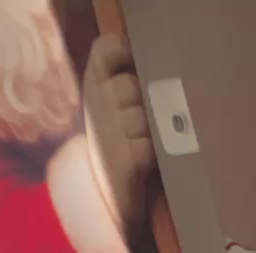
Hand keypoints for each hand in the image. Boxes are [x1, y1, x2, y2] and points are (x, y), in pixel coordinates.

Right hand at [81, 33, 154, 228]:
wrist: (106, 199)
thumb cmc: (118, 149)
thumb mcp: (114, 111)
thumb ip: (127, 84)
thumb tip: (162, 69)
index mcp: (93, 87)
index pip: (106, 50)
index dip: (124, 52)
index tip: (137, 64)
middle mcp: (97, 106)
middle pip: (135, 85)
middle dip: (149, 103)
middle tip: (148, 126)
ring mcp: (110, 133)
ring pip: (147, 116)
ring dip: (157, 132)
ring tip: (150, 146)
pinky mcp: (127, 160)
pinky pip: (154, 144)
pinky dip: (160, 154)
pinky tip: (154, 162)